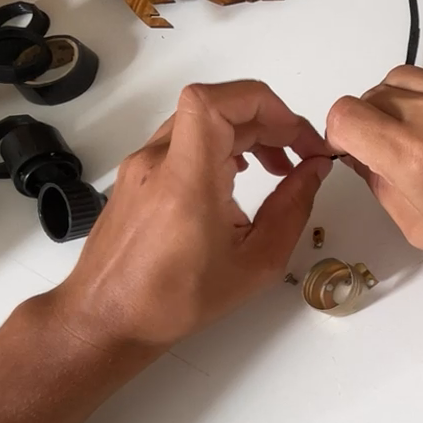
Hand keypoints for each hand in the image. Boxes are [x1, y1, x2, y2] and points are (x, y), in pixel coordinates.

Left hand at [38, 81, 331, 356]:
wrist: (107, 319)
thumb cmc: (178, 299)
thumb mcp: (257, 263)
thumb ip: (293, 208)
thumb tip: (316, 168)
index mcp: (185, 182)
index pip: (214, 103)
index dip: (264, 104)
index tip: (294, 136)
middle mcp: (157, 161)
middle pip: (219, 106)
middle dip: (271, 121)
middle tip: (302, 154)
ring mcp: (143, 164)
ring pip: (204, 118)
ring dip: (249, 131)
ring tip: (278, 168)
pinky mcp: (139, 172)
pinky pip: (187, 138)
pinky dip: (224, 143)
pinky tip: (242, 177)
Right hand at [325, 66, 422, 271]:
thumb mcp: (420, 226)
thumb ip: (380, 185)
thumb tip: (363, 156)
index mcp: (411, 155)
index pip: (344, 115)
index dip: (341, 135)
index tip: (358, 150)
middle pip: (370, 95)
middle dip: (370, 122)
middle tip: (392, 149)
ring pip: (401, 77)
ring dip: (397, 103)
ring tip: (420, 133)